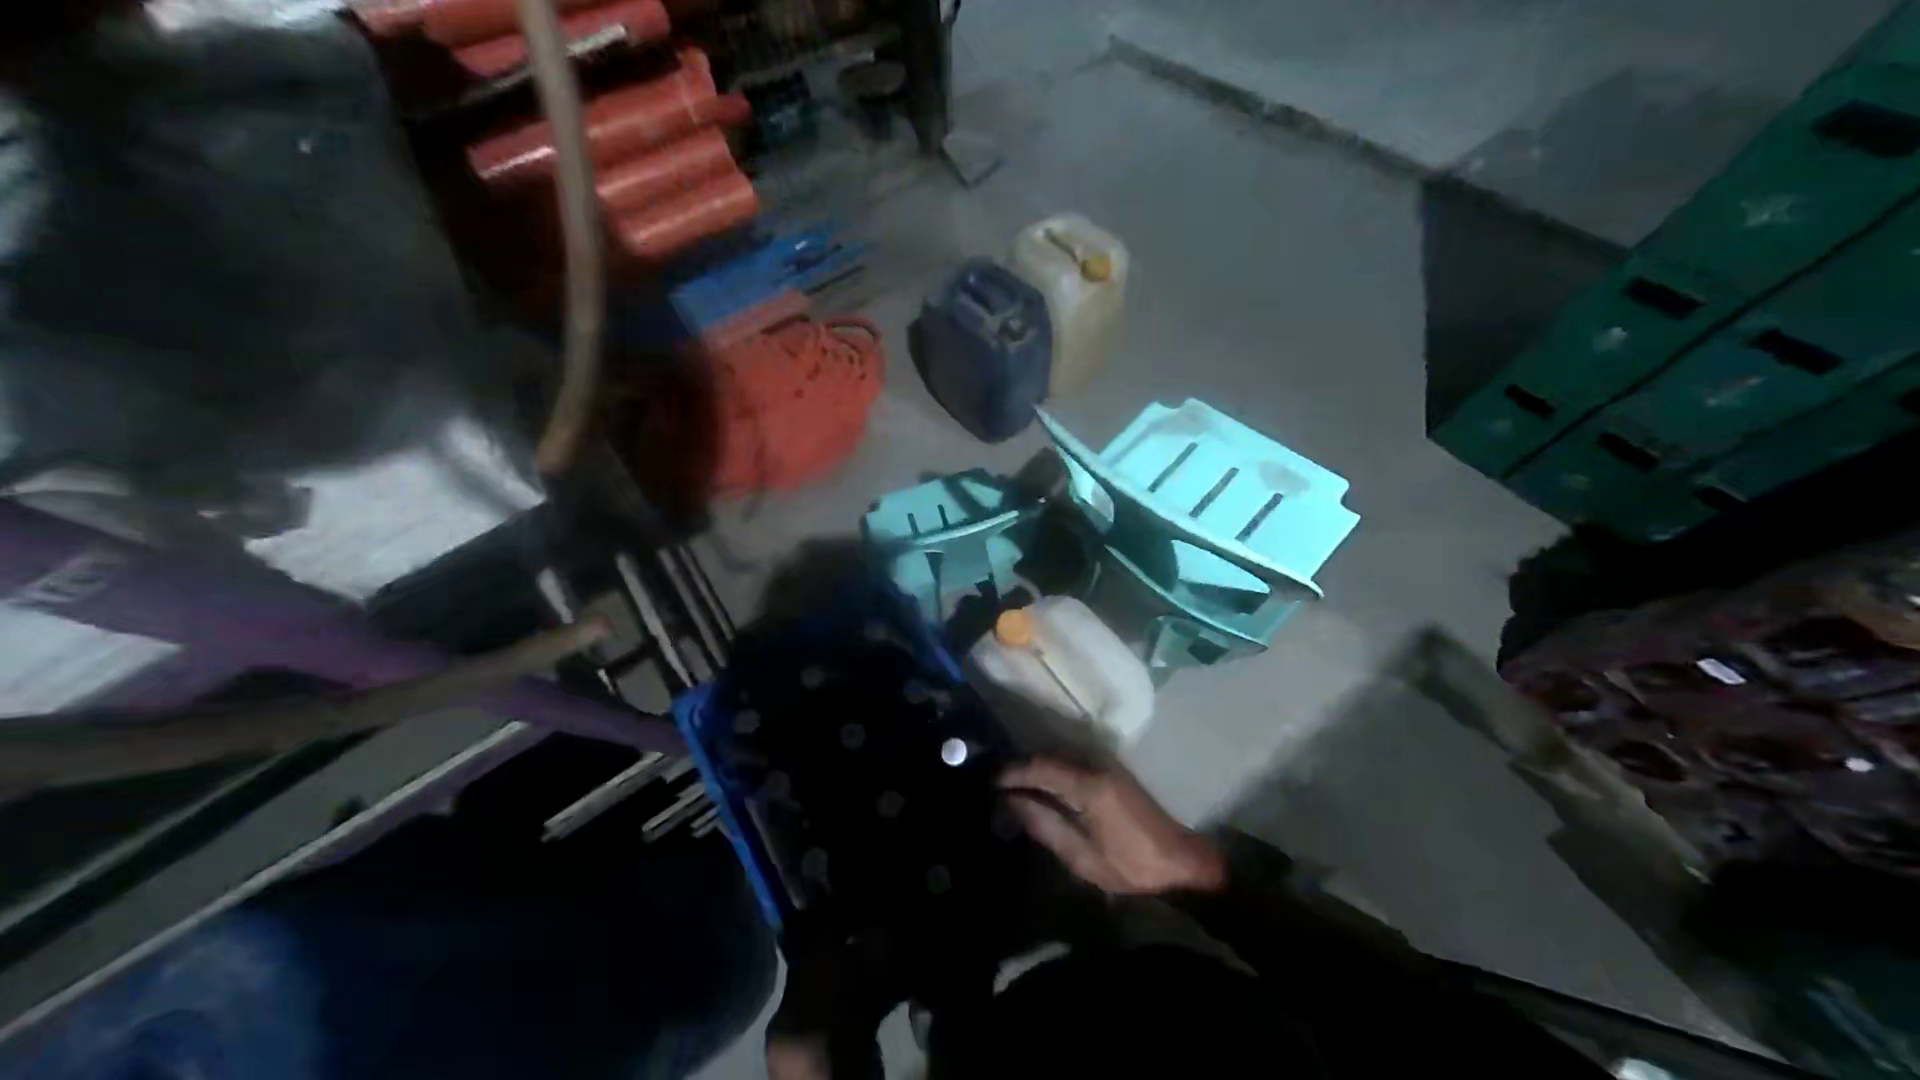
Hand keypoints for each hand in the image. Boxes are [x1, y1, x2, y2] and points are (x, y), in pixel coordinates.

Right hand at [999, 759, 1224, 895]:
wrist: (1182, 862)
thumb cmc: (1132, 866)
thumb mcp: (1083, 856)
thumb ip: (1045, 825)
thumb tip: (1011, 802)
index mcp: (1089, 785)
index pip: (1040, 767)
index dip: (1012, 772)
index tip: (988, 782)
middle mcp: (1096, 765)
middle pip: (1048, 757)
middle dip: (1019, 769)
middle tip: (995, 787)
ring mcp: (1107, 765)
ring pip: (1059, 757)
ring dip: (1035, 769)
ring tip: (1011, 789)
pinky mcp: (1112, 771)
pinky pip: (1072, 763)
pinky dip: (1051, 771)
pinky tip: (1040, 789)